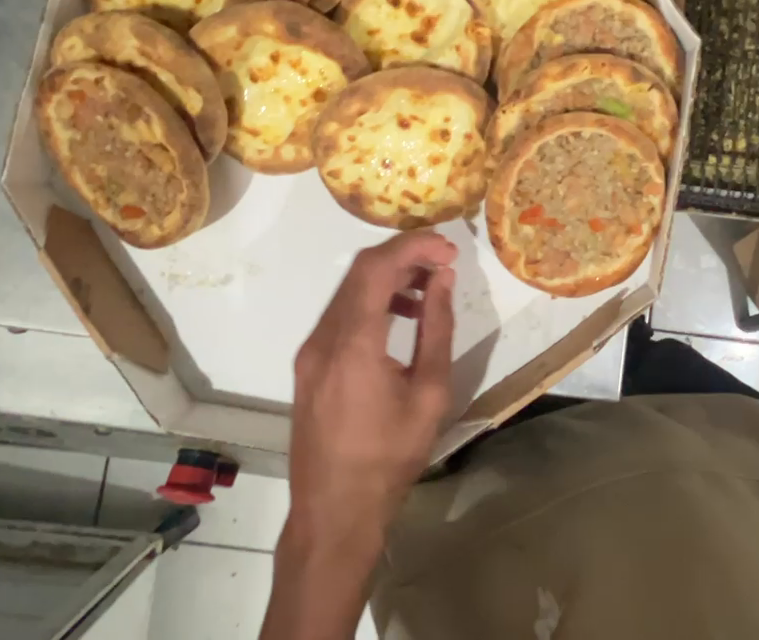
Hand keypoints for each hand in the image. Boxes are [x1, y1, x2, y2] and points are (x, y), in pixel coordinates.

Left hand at [287, 231, 457, 555]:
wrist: (334, 511)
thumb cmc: (389, 457)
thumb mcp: (429, 394)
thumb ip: (437, 330)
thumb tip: (443, 279)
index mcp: (353, 345)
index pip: (377, 268)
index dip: (415, 246)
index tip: (449, 248)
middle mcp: (323, 338)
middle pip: (360, 271)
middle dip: (404, 254)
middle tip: (444, 259)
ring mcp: (310, 351)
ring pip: (348, 289)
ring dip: (388, 276)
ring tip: (429, 287)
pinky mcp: (308, 363)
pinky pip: (341, 313)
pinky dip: (372, 300)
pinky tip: (401, 315)